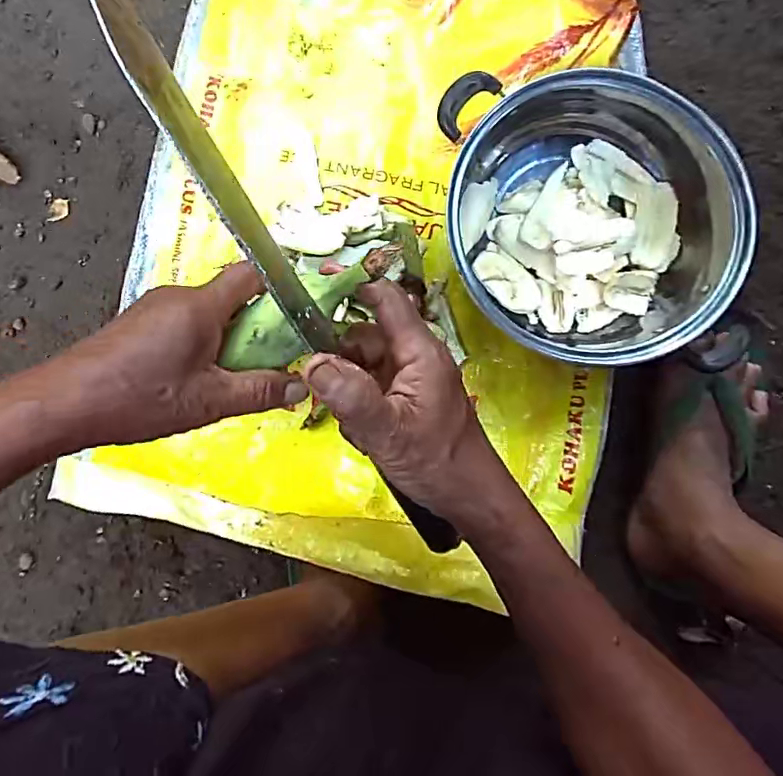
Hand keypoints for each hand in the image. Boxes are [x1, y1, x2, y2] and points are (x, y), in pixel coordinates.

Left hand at [37, 261, 308, 450]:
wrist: (64, 402)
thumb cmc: (137, 397)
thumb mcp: (207, 401)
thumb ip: (258, 391)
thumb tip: (298, 386)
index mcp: (201, 305)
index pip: (253, 273)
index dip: (282, 286)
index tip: (300, 313)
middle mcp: (178, 296)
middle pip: (233, 298)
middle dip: (255, 328)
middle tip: (266, 363)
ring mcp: (155, 307)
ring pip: (208, 314)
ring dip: (226, 340)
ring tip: (226, 381)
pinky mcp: (139, 323)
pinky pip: (184, 324)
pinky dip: (200, 345)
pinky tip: (192, 380)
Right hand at [302, 280, 517, 531]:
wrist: (470, 500)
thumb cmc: (439, 462)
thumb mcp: (389, 431)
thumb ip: (349, 397)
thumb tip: (311, 362)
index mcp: (418, 350)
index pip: (386, 298)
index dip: (353, 284)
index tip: (314, 282)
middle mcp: (411, 356)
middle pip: (362, 335)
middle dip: (338, 357)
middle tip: (317, 383)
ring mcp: (406, 378)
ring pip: (359, 363)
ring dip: (345, 387)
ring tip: (350, 421)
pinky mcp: (401, 398)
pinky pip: (365, 386)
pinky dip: (354, 403)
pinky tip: (360, 432)